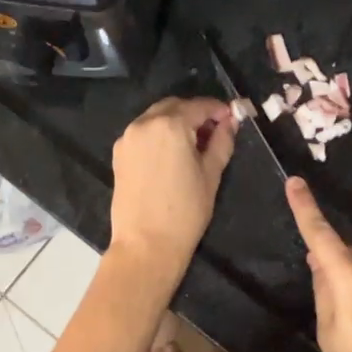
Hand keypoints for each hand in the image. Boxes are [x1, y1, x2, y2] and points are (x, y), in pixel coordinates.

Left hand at [107, 97, 236, 274]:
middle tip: (214, 131)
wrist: (145, 245)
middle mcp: (144, 123)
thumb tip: (230, 122)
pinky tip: (171, 154)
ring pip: (156, 117)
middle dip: (195, 113)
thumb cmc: (185, 211)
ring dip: (176, 121)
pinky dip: (159, 133)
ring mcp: (128, 138)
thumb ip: (221, 142)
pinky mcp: (119, 154)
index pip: (199, 106)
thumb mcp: (211, 174)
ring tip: (193, 144)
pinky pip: (143, 132)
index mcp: (171, 125)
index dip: (218, 110)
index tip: (232, 117)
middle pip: (175, 106)